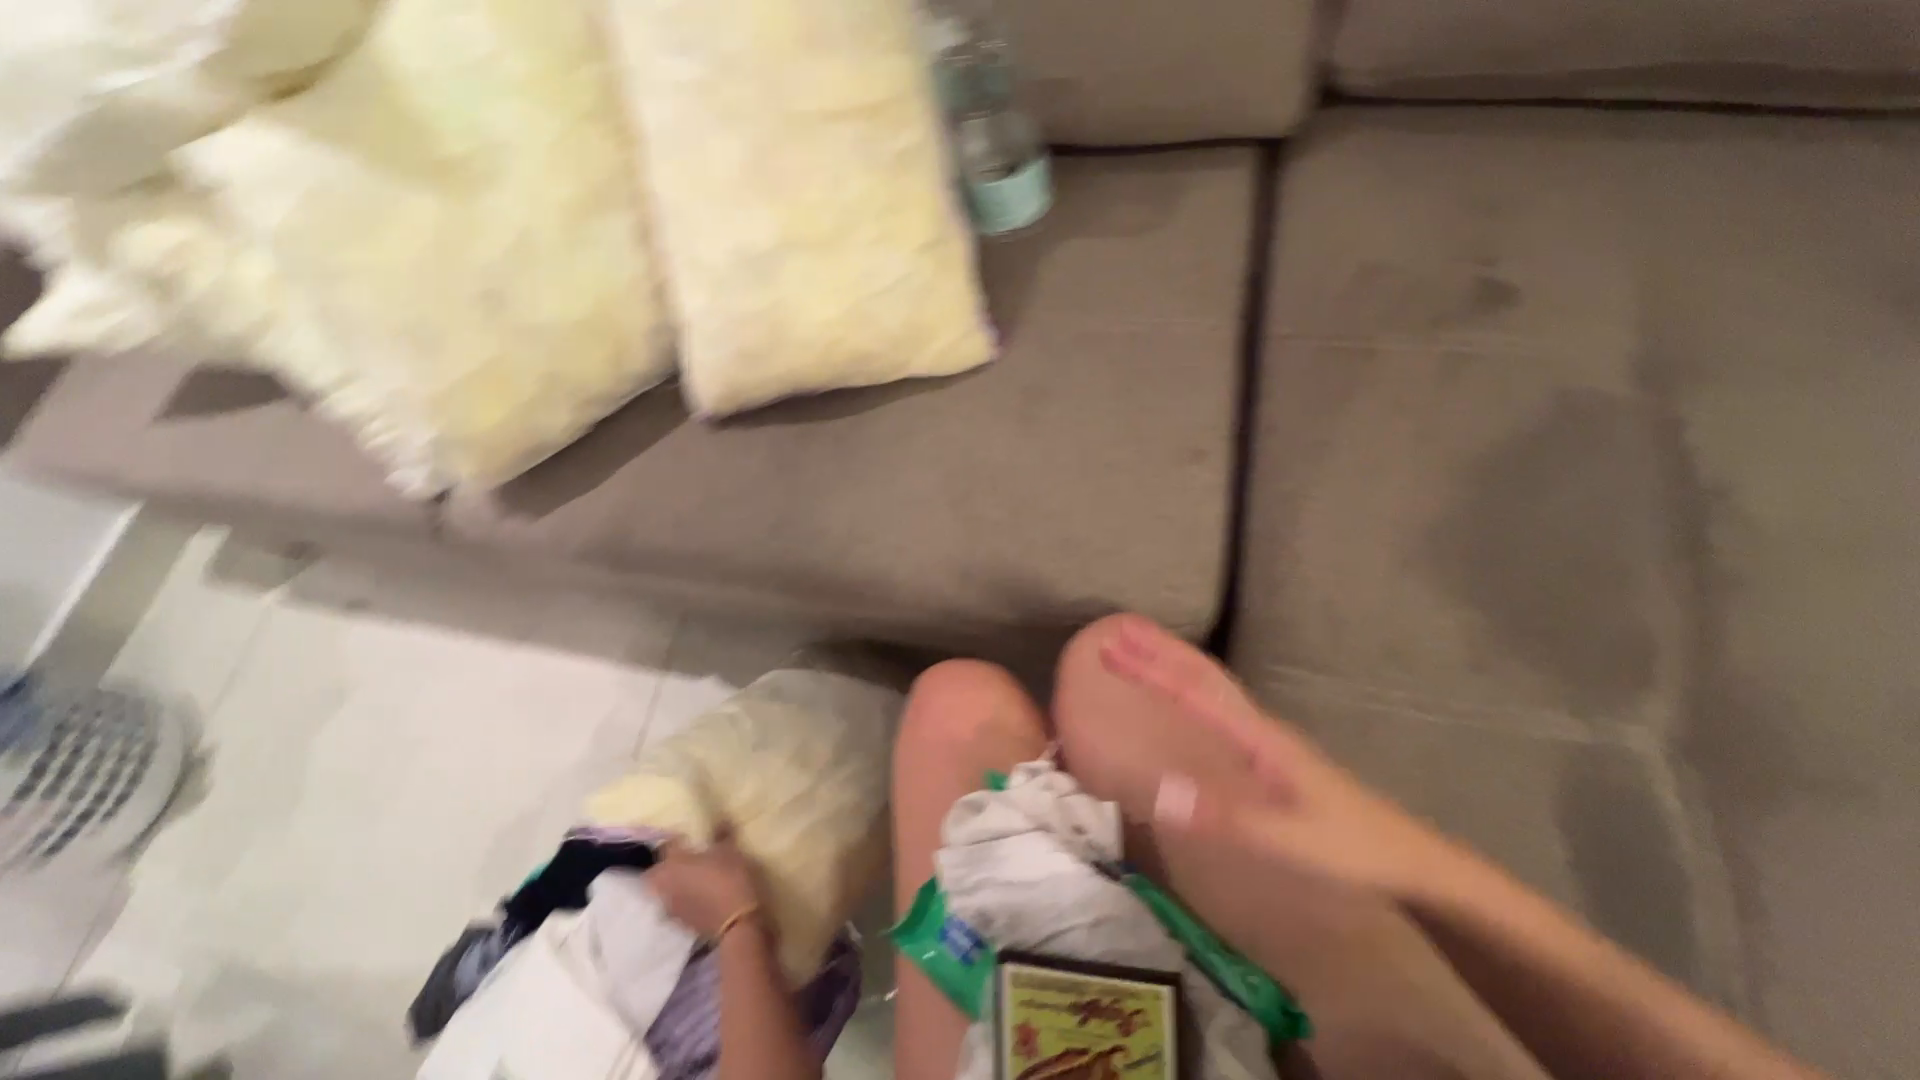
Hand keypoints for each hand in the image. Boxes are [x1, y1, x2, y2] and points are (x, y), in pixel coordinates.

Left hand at [647, 829, 767, 940]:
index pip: (666, 846)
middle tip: (682, 861)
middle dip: (664, 866)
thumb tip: (720, 819)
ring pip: (661, 892)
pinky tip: (694, 899)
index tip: (688, 838)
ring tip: (687, 881)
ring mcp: (669, 906)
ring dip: (670, 885)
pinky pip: (672, 906)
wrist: (736, 923)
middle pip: (655, 873)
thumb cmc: (730, 879)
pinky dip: (679, 901)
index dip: (676, 840)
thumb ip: (722, 835)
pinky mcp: (678, 923)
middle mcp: (665, 884)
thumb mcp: (731, 851)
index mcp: (673, 863)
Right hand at [1099, 617, 1465, 901]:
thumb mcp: (1286, 837)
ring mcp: (1270, 741)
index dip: (1151, 670)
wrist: (1410, 860)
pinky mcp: (1274, 758)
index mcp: (1260, 737)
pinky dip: (1195, 689)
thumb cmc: (1350, 847)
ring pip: (1214, 689)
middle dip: (1158, 655)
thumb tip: (1158, 790)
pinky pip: (1222, 709)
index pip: (1196, 693)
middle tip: (1116, 633)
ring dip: (1175, 666)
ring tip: (1143, 650)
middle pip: (1203, 679)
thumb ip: (1224, 815)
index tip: (1109, 648)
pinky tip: (1191, 700)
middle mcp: (1262, 728)